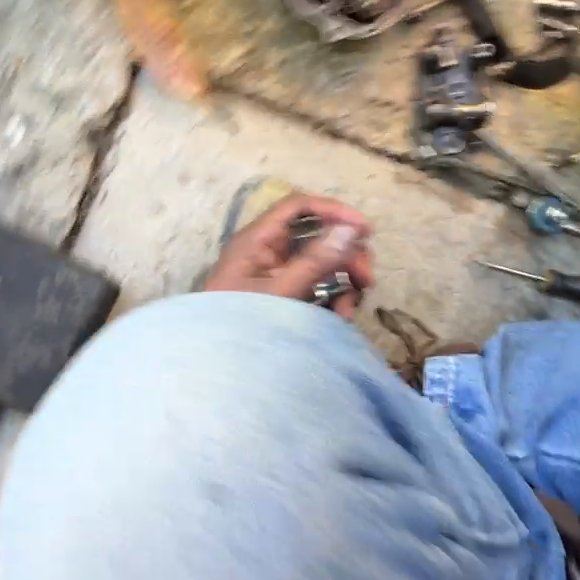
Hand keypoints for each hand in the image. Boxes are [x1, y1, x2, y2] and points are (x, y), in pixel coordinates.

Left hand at [202, 194, 374, 319]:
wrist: (214, 371)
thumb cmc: (240, 324)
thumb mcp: (281, 291)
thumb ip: (316, 260)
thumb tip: (351, 229)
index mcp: (258, 240)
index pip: (299, 207)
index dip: (334, 210)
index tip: (364, 229)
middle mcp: (270, 252)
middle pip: (319, 236)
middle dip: (347, 255)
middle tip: (366, 278)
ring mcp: (280, 275)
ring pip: (324, 263)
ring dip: (345, 282)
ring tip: (349, 310)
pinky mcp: (289, 297)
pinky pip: (320, 287)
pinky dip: (335, 299)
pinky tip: (340, 318)